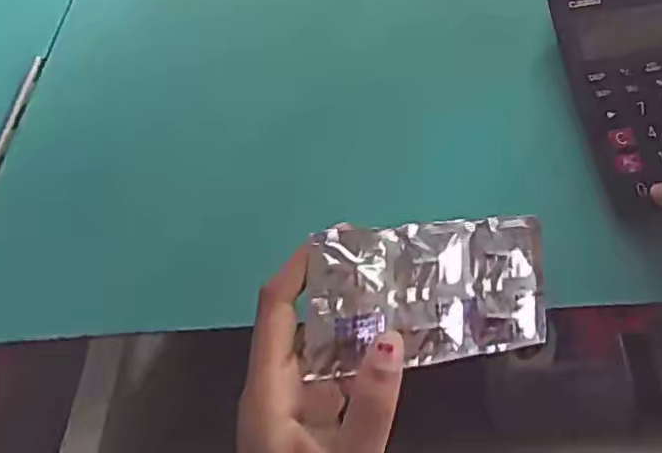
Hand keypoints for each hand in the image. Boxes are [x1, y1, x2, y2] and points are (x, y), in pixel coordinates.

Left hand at [239, 244, 404, 452]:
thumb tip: (391, 338)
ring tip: (395, 291)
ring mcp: (292, 408)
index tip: (337, 236)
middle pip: (302, 319)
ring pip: (324, 346)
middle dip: (340, 285)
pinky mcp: (310, 425)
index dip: (301, 264)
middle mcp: (275, 390)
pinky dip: (363, 353)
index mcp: (266, 391)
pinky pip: (337, 374)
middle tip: (379, 259)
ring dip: (357, 319)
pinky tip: (395, 344)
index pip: (276, 305)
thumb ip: (369, 407)